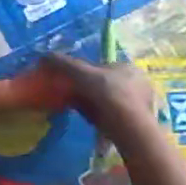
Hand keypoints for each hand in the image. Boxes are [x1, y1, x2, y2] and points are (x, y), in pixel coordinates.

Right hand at [42, 52, 162, 148]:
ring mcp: (142, 103)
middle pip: (106, 83)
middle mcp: (139, 82)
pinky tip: (95, 123)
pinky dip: (104, 118)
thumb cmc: (108, 94)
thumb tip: (43, 56)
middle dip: (90, 90)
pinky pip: (116, 116)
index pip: (102, 66)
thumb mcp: (81, 74)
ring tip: (83, 113)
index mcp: (129, 66)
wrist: (128, 128)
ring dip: (97, 105)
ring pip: (111, 101)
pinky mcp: (139, 122)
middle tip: (74, 99)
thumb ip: (64, 64)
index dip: (85, 73)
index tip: (72, 83)